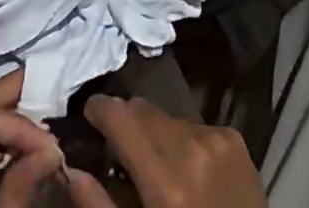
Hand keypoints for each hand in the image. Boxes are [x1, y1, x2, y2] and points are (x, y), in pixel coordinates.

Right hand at [75, 94, 267, 207]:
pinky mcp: (235, 137)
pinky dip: (181, 140)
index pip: (123, 117)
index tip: (88, 116)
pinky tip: (185, 168)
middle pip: (143, 110)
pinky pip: (194, 125)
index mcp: (167, 181)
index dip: (99, 110)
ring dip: (154, 132)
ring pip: (167, 117)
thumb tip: (72, 169)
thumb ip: (102, 206)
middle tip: (115, 149)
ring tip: (153, 164)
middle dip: (124, 122)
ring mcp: (218, 137)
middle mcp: (193, 146)